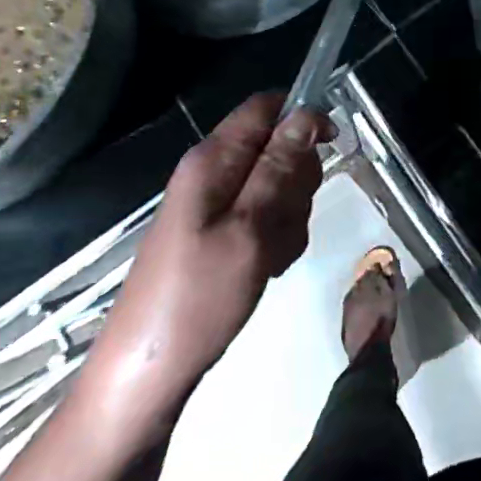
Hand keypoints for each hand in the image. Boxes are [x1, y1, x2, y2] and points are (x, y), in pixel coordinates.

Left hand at [87, 94, 327, 406]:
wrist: (149, 373)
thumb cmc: (198, 297)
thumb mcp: (250, 228)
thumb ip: (279, 168)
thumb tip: (307, 112)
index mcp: (213, 160)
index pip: (265, 107)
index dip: (302, 117)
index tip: (330, 149)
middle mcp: (214, 173)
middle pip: (278, 147)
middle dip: (297, 180)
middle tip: (286, 220)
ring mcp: (216, 206)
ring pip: (278, 186)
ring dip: (289, 216)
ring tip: (272, 255)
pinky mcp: (221, 235)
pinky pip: (266, 219)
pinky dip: (276, 239)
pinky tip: (267, 268)